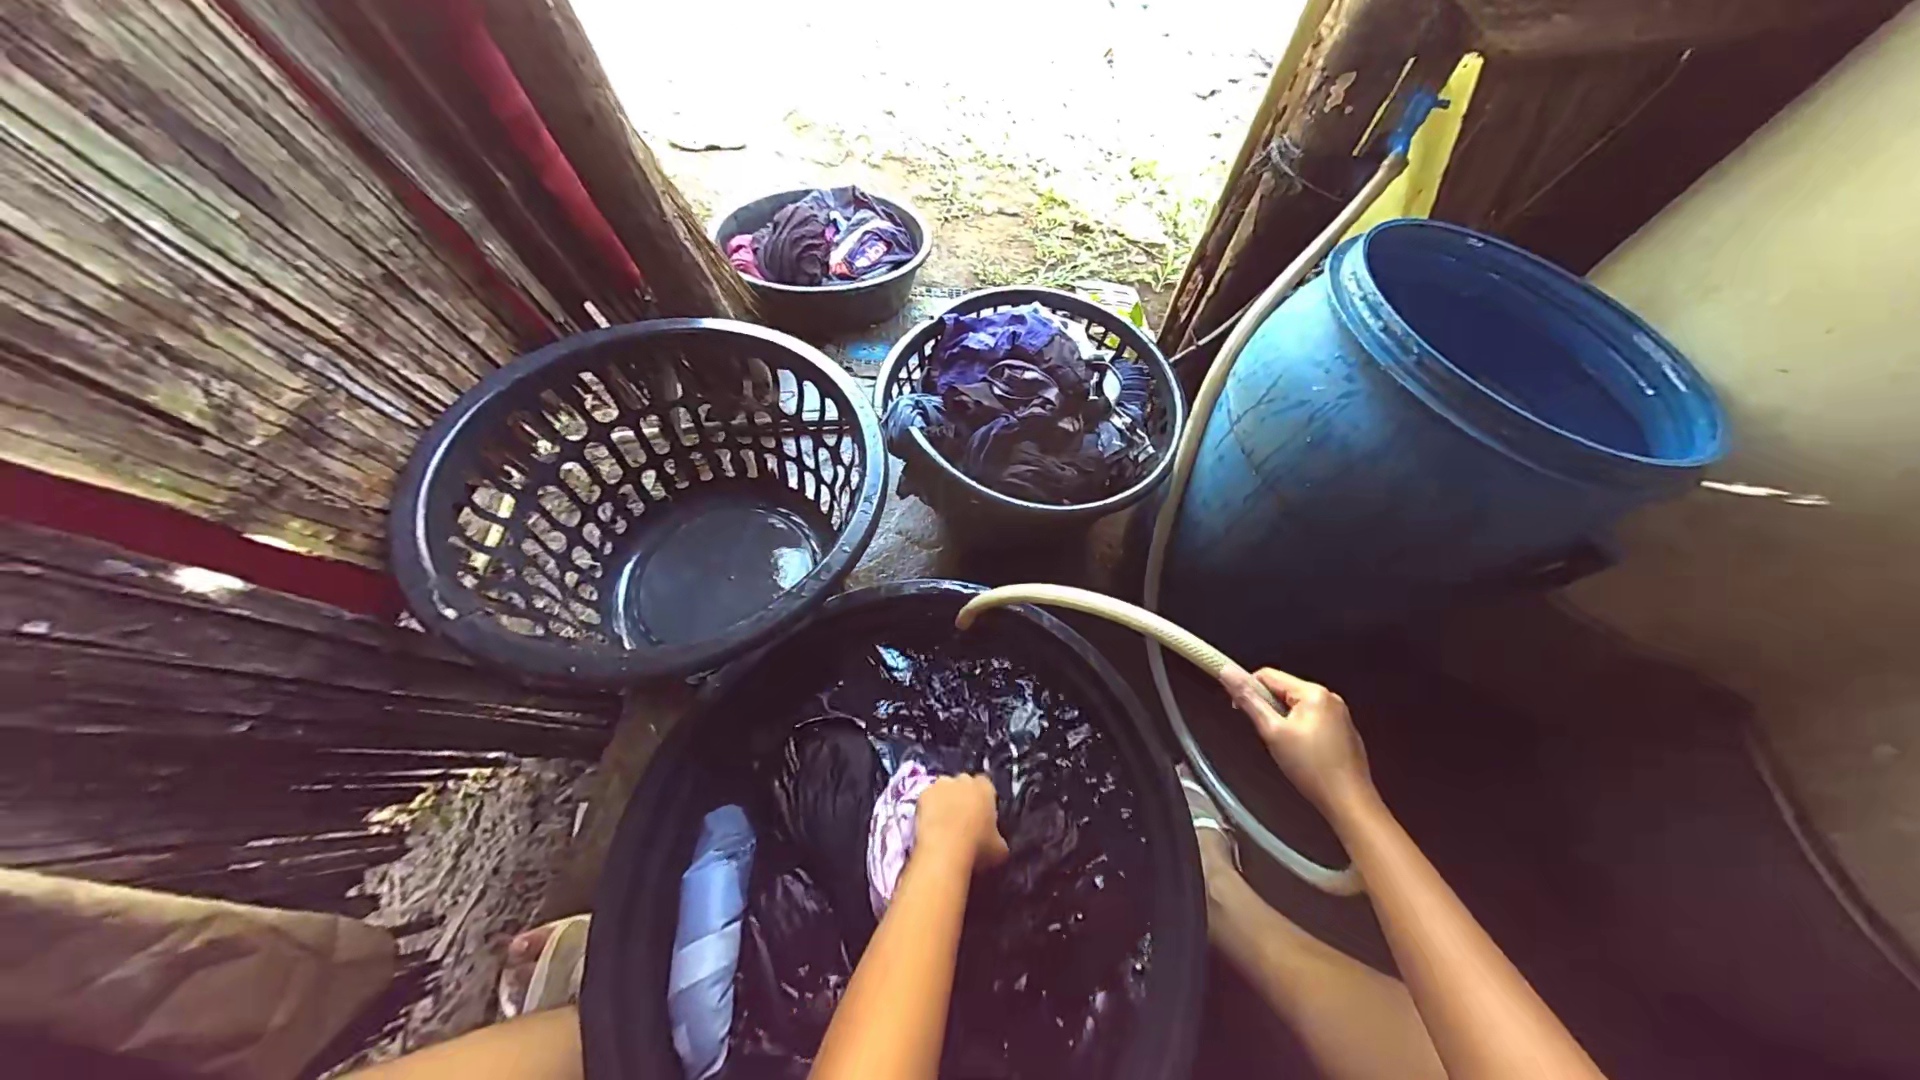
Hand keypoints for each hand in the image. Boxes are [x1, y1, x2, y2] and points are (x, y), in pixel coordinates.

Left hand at [913, 774, 1009, 871]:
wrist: (944, 849)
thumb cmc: (978, 847)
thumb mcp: (1000, 849)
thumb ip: (999, 838)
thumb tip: (997, 842)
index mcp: (985, 788)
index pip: (986, 786)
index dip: (983, 799)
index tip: (982, 815)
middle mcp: (964, 779)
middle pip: (964, 784)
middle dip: (964, 796)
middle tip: (963, 819)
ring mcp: (941, 784)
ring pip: (944, 789)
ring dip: (945, 800)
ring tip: (944, 823)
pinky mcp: (923, 794)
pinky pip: (928, 799)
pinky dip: (929, 808)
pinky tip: (930, 825)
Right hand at [1221, 666, 1373, 813]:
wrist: (1349, 803)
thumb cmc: (1312, 768)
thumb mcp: (1272, 731)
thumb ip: (1248, 699)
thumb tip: (1228, 673)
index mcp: (1313, 693)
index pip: (1267, 675)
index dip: (1248, 688)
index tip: (1239, 708)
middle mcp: (1329, 698)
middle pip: (1283, 690)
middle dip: (1268, 709)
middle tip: (1266, 734)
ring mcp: (1339, 715)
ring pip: (1295, 706)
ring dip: (1282, 721)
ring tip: (1284, 746)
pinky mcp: (1342, 731)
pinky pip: (1311, 719)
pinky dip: (1298, 730)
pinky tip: (1300, 753)